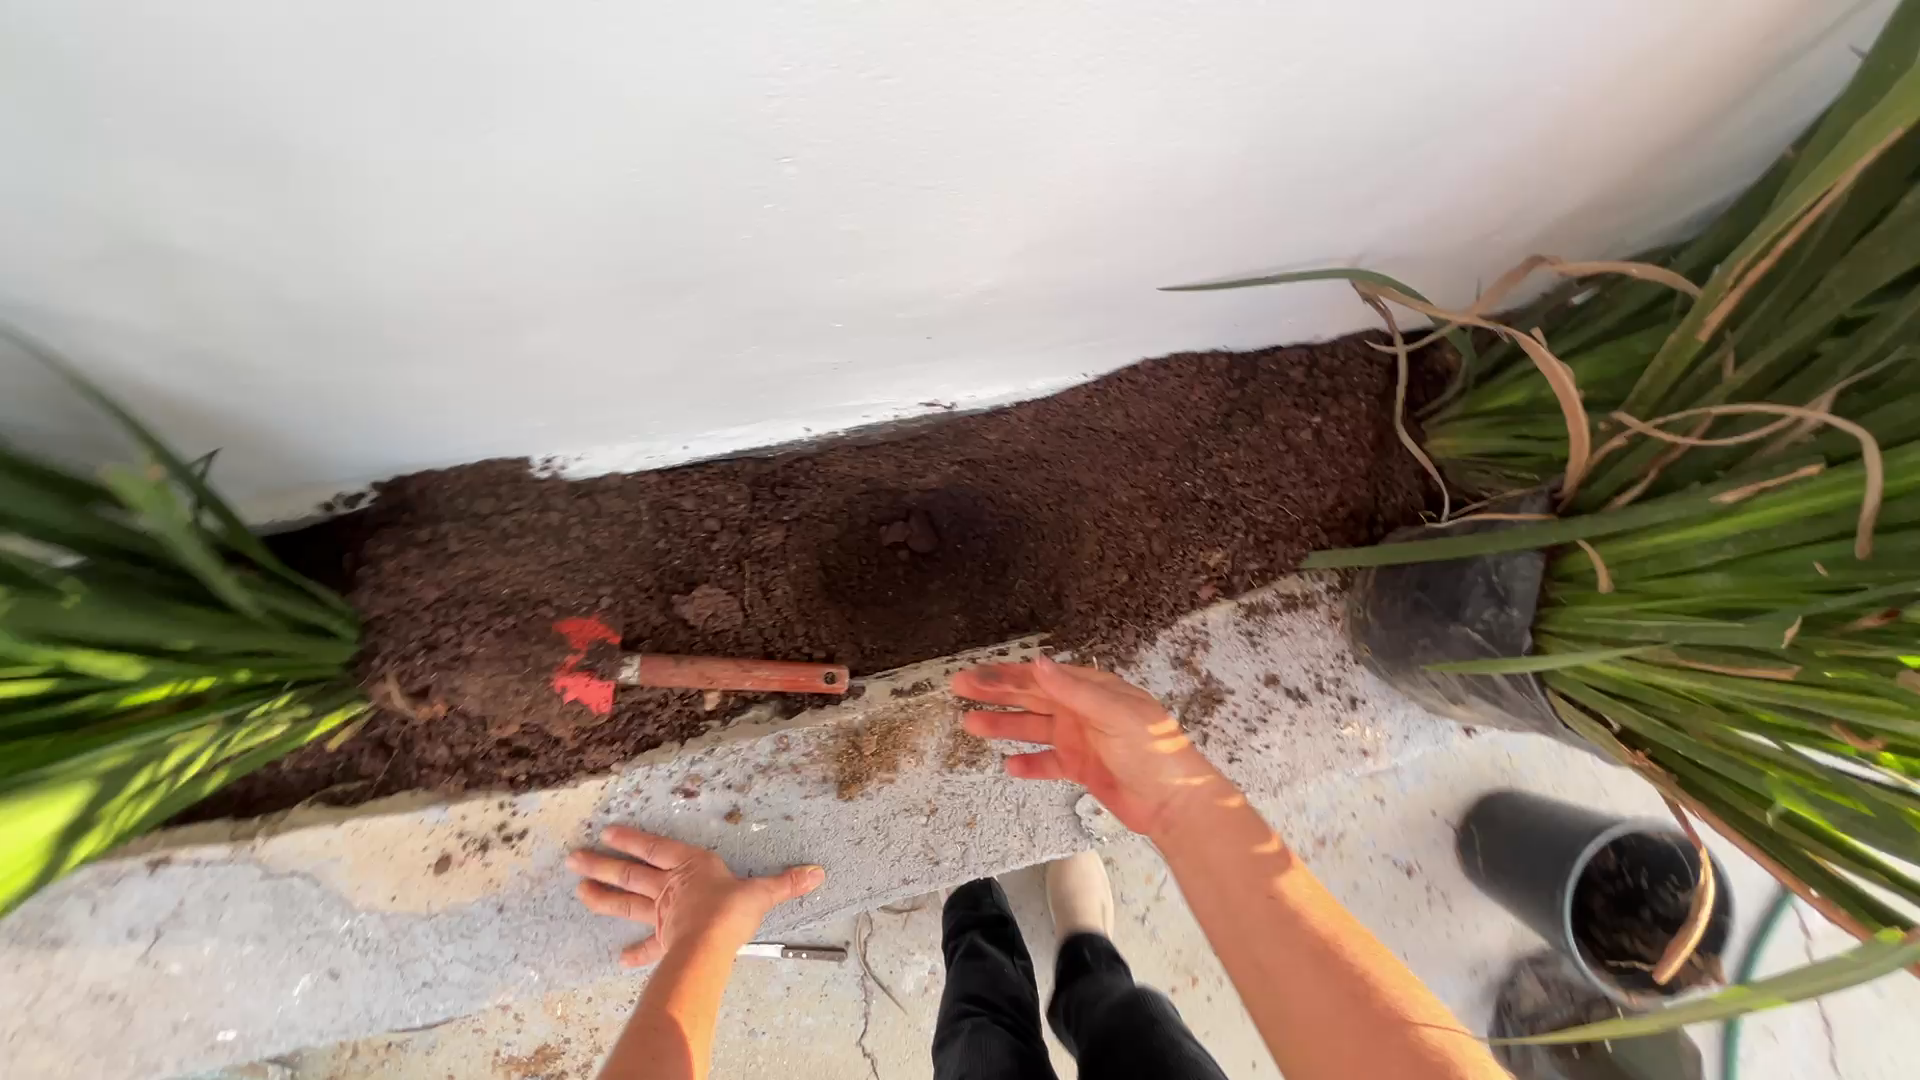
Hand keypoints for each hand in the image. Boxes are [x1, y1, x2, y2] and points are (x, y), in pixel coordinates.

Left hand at [567, 826, 825, 966]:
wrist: (710, 947)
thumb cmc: (731, 911)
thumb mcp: (762, 892)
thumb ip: (787, 882)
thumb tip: (818, 873)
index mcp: (691, 866)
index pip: (657, 848)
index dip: (633, 839)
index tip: (608, 832)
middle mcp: (671, 886)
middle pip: (631, 873)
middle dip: (602, 864)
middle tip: (574, 858)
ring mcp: (662, 915)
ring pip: (627, 902)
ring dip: (602, 896)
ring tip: (578, 890)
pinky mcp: (662, 941)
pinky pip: (646, 945)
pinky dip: (635, 951)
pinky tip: (619, 958)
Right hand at [952, 653, 1222, 836]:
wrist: (1176, 802)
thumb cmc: (1153, 751)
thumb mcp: (1114, 714)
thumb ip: (1073, 690)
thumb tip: (1038, 662)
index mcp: (1089, 690)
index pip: (1038, 678)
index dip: (1004, 676)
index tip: (973, 675)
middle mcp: (1080, 711)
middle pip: (1029, 698)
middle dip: (994, 694)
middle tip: (959, 688)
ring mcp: (1080, 739)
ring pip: (1032, 728)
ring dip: (1003, 726)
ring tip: (970, 725)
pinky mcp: (1081, 768)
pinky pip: (1047, 763)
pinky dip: (1028, 763)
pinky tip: (1007, 765)